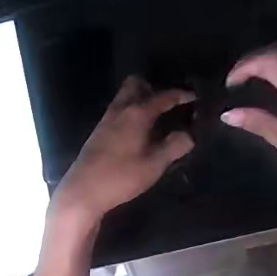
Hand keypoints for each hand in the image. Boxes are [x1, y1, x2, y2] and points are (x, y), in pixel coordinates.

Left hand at [52, 77, 195, 228]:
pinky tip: (138, 131)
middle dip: (153, 88)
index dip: (180, 95)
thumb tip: (189, 135)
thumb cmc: (121, 176)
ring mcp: (106, 119)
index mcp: (137, 113)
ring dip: (140, 99)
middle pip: (135, 84)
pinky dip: (131, 112)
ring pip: (124, 97)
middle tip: (168, 103)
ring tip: (157, 117)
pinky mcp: (98, 132)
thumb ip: (174, 146)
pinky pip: (118, 111)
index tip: (194, 96)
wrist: (82, 191)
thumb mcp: (154, 165)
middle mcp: (120, 110)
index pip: (163, 97)